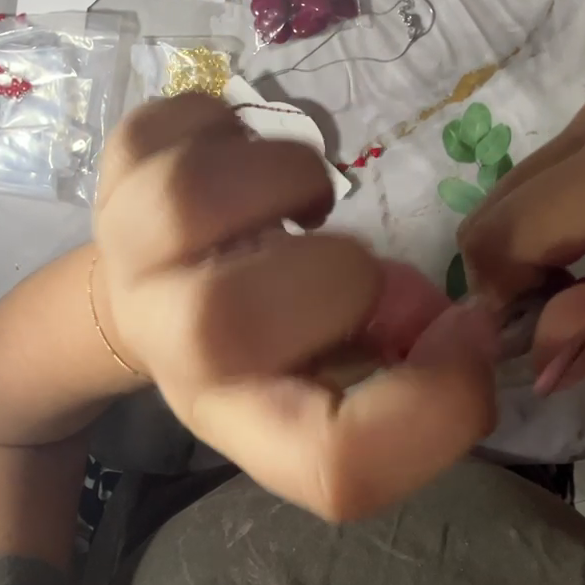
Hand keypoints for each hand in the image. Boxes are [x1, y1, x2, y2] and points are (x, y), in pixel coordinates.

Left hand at [92, 95, 499, 521]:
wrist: (151, 293)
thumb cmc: (263, 332)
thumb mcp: (338, 358)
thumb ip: (402, 347)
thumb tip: (448, 315)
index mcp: (242, 413)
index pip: (334, 465)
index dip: (433, 408)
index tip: (466, 332)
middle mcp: (173, 345)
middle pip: (229, 322)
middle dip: (340, 272)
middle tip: (351, 256)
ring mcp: (130, 249)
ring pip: (187, 196)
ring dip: (287, 174)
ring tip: (307, 196)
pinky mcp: (118, 170)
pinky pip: (168, 119)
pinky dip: (227, 121)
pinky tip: (245, 155)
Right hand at [456, 89, 584, 449]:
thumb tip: (537, 347)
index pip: (517, 225)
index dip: (502, 295)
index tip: (529, 352)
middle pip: (502, 212)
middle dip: (508, 282)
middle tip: (556, 340)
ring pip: (505, 208)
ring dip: (519, 270)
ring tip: (572, 315)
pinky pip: (526, 202)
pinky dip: (533, 253)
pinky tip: (571, 284)